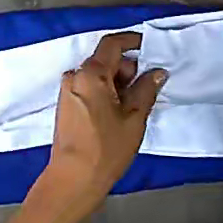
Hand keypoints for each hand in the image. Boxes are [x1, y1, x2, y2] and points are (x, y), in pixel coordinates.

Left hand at [37, 32, 165, 215]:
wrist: (72, 181)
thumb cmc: (106, 148)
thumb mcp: (134, 117)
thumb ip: (146, 88)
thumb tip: (157, 71)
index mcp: (91, 74)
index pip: (112, 44)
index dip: (133, 41)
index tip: (150, 48)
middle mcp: (75, 77)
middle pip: (105, 60)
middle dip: (128, 69)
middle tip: (146, 89)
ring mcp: (67, 91)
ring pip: (98, 75)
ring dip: (117, 83)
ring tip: (133, 107)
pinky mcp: (65, 106)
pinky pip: (89, 87)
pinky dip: (105, 92)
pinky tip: (117, 114)